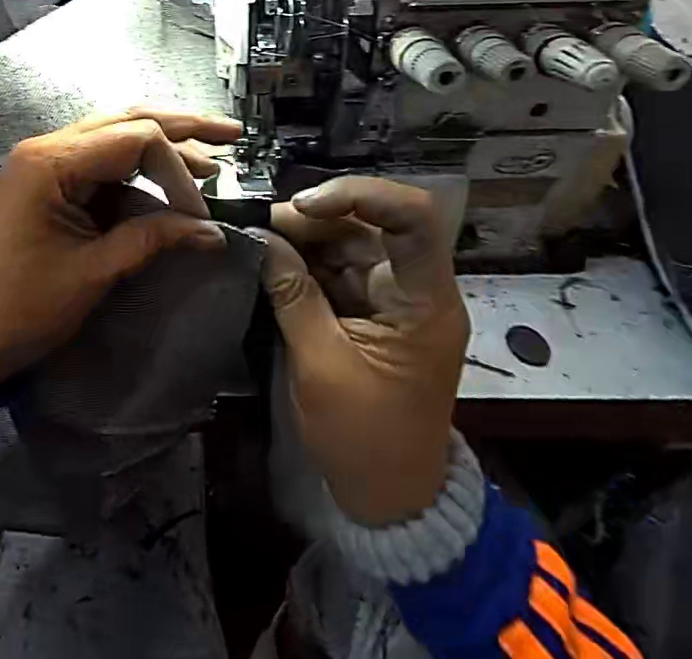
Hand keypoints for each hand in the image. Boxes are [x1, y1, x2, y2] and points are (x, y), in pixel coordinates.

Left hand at [0, 109, 242, 386]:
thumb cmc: (19, 308)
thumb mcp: (95, 272)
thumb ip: (155, 239)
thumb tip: (213, 232)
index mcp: (50, 163)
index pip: (137, 138)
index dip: (178, 169)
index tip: (198, 213)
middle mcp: (48, 149)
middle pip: (130, 119)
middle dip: (184, 127)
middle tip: (231, 134)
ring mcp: (47, 163)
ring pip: (119, 134)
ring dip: (166, 143)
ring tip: (213, 156)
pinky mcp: (52, 182)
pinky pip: (106, 160)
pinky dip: (143, 165)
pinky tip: (171, 174)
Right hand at [256, 177, 469, 525]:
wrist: (391, 495)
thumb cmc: (365, 439)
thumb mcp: (321, 367)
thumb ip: (293, 297)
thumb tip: (264, 241)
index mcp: (426, 300)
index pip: (414, 218)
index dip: (363, 196)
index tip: (306, 207)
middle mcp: (419, 288)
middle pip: (378, 226)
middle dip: (322, 219)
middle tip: (268, 225)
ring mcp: (398, 299)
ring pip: (358, 245)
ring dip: (312, 238)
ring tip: (266, 238)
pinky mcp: (378, 311)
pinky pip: (346, 271)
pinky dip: (312, 264)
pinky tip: (279, 259)